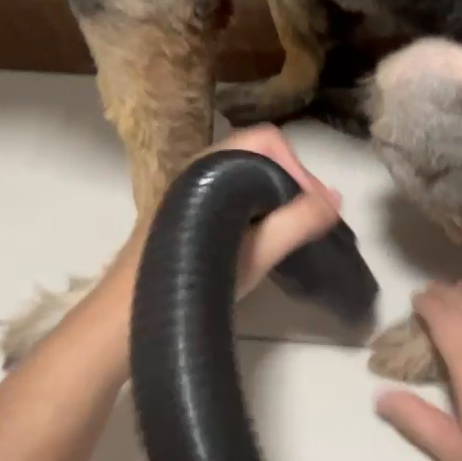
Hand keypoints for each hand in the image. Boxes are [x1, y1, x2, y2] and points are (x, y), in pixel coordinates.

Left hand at [103, 125, 342, 301]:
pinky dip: (256, 207)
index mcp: (213, 169)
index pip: (267, 141)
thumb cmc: (193, 280)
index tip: (311, 203)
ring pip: (246, 176)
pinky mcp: (184, 214)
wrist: (126, 320)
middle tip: (309, 217)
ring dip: (275, 196)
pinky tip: (263, 237)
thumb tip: (336, 198)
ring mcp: (189, 192)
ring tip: (291, 228)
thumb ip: (299, 220)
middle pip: (259, 155)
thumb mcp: (259, 251)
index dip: (297, 166)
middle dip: (291, 181)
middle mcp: (199, 170)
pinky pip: (231, 193)